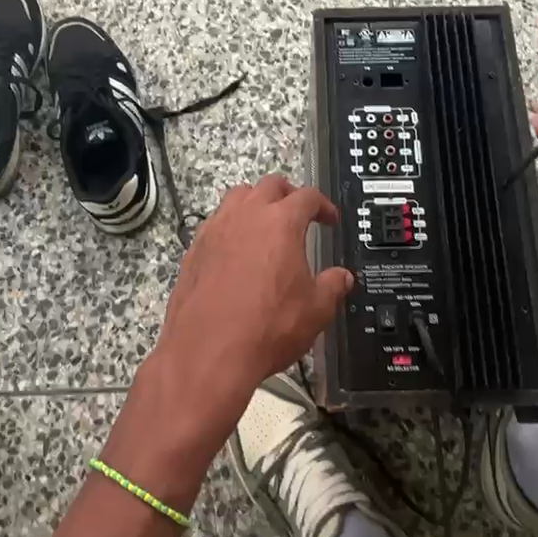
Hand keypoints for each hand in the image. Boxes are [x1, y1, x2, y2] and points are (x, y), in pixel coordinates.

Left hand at [154, 175, 353, 405]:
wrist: (208, 351)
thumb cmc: (265, 328)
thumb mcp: (315, 310)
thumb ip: (332, 287)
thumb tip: (342, 278)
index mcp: (281, 222)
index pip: (307, 196)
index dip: (323, 205)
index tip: (329, 218)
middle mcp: (247, 216)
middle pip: (270, 185)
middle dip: (289, 194)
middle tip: (298, 211)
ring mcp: (216, 229)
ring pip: (238, 196)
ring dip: (255, 202)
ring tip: (265, 223)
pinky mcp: (195, 248)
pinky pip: (216, 222)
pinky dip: (230, 226)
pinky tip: (236, 250)